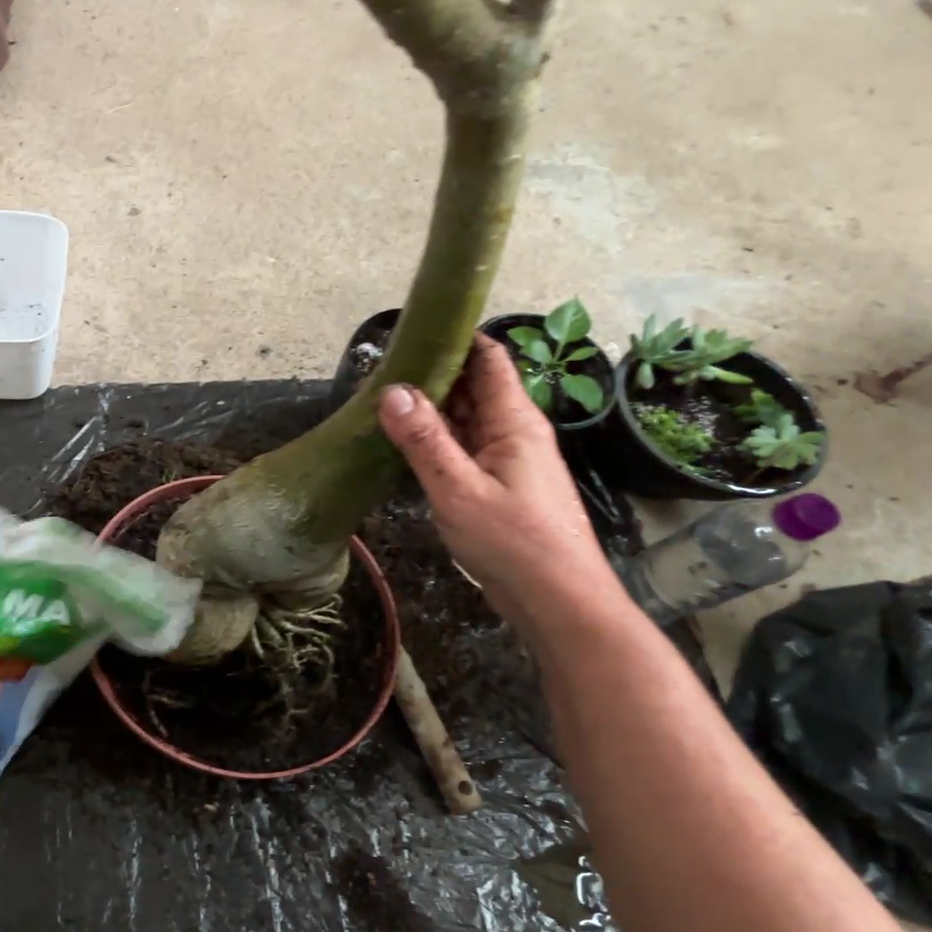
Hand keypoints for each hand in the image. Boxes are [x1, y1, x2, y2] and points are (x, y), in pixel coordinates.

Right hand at [377, 335, 620, 624]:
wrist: (556, 599)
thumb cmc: (513, 541)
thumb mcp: (458, 489)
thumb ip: (424, 440)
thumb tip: (391, 390)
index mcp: (513, 421)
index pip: (487, 360)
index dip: (454, 339)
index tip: (409, 332)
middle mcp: (512, 432)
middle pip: (470, 388)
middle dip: (429, 375)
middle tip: (375, 372)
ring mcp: (505, 460)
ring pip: (463, 421)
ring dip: (428, 411)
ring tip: (377, 404)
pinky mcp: (496, 486)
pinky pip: (461, 450)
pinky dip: (433, 442)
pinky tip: (400, 447)